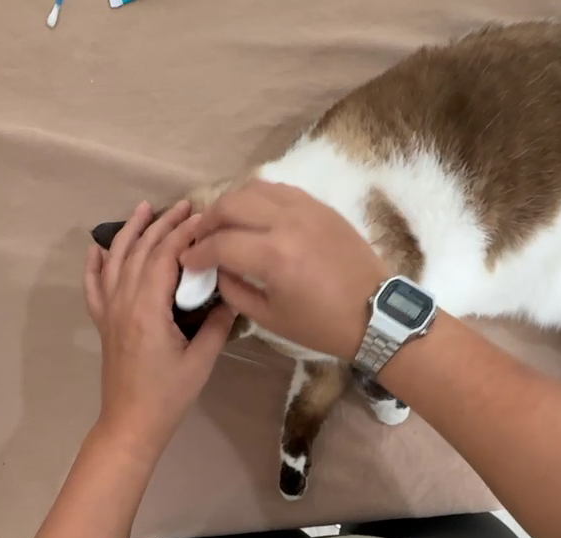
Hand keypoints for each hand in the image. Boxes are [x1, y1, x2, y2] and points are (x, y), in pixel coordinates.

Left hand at [83, 200, 234, 452]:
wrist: (131, 423)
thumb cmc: (168, 396)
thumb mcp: (200, 362)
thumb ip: (215, 325)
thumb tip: (231, 296)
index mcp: (147, 309)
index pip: (165, 256)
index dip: (185, 234)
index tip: (206, 218)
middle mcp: (124, 303)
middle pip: (141, 251)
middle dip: (164, 224)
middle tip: (187, 206)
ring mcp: (109, 312)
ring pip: (117, 260)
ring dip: (132, 232)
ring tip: (145, 208)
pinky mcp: (103, 324)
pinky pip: (94, 287)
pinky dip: (95, 265)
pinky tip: (98, 248)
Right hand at [181, 181, 387, 360]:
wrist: (373, 314)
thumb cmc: (321, 325)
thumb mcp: (270, 318)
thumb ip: (235, 290)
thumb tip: (217, 270)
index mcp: (274, 258)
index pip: (220, 244)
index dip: (197, 253)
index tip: (187, 261)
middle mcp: (287, 224)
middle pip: (231, 204)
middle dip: (207, 222)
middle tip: (199, 239)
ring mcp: (306, 209)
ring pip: (254, 188)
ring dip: (231, 204)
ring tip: (223, 224)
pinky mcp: (320, 206)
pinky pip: (279, 190)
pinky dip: (258, 198)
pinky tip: (253, 216)